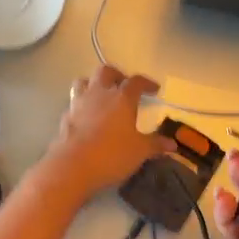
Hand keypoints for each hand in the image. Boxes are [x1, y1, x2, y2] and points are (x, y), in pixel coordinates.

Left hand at [34, 66, 172, 200]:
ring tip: (102, 95)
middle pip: (106, 71)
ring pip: (84, 81)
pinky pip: (74, 101)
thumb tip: (172, 144)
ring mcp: (79, 103)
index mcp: (121, 98)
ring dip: (93, 84)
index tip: (154, 90)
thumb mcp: (140, 151)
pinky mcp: (65, 116)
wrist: (72, 166)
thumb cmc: (112, 154)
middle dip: (117, 75)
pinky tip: (87, 116)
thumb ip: (155, 144)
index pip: (136, 81)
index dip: (147, 83)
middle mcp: (99, 93)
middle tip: (124, 86)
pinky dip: (82, 104)